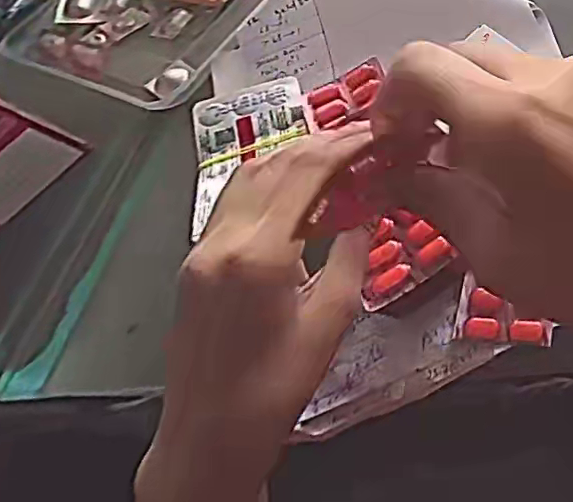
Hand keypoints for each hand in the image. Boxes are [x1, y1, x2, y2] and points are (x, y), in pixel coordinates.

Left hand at [136, 129, 374, 501]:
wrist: (207, 439)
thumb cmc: (279, 384)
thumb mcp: (334, 314)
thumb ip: (353, 249)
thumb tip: (371, 203)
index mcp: (259, 255)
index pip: (306, 171)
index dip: (346, 145)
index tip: (378, 133)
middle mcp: (223, 241)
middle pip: (277, 163)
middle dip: (325, 142)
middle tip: (366, 135)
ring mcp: (201, 249)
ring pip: (251, 173)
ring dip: (296, 154)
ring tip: (339, 151)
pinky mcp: (195, 260)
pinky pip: (236, 197)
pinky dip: (272, 176)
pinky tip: (300, 183)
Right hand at [374, 42, 572, 375]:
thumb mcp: (496, 251)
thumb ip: (435, 195)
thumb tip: (396, 170)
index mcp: (510, 118)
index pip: (420, 62)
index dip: (391, 96)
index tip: (395, 142)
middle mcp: (548, 77)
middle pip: (461, 53)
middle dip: (432, 94)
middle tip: (432, 150)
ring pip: (506, 62)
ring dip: (480, 96)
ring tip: (489, 156)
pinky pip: (548, 76)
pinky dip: (522, 99)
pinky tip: (539, 151)